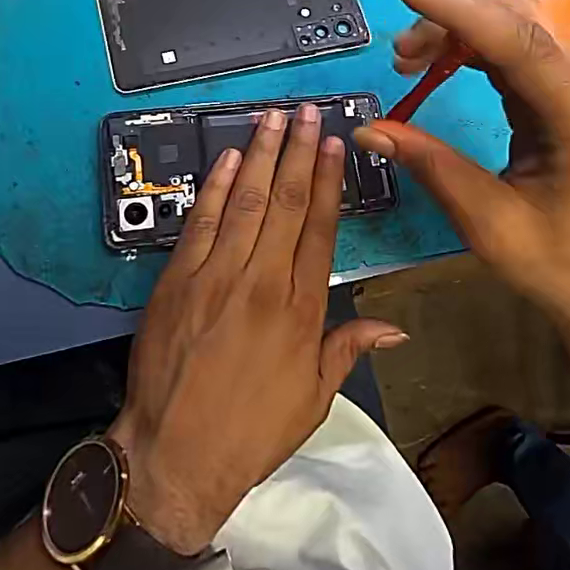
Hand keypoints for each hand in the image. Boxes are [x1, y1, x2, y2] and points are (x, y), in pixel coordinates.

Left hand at [108, 105, 407, 553]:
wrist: (174, 456)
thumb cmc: (251, 430)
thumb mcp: (314, 398)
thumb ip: (349, 348)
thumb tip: (396, 327)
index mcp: (300, 308)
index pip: (320, 229)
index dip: (329, 182)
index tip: (335, 145)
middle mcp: (262, 280)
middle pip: (287, 203)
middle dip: (299, 152)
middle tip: (307, 112)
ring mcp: (216, 275)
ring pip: (247, 202)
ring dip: (262, 155)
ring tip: (274, 118)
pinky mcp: (178, 279)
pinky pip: (202, 222)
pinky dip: (217, 187)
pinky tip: (232, 159)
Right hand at [353, 0, 569, 314]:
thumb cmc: (549, 260)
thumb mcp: (485, 221)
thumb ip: (431, 165)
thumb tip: (368, 130)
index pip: (522, 44)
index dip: (462, 12)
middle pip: (520, 22)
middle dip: (453, 18)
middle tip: (400, 53)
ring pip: (514, 26)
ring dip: (458, 28)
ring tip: (409, 59)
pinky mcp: (556, 91)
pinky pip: (511, 47)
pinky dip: (468, 44)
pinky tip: (437, 61)